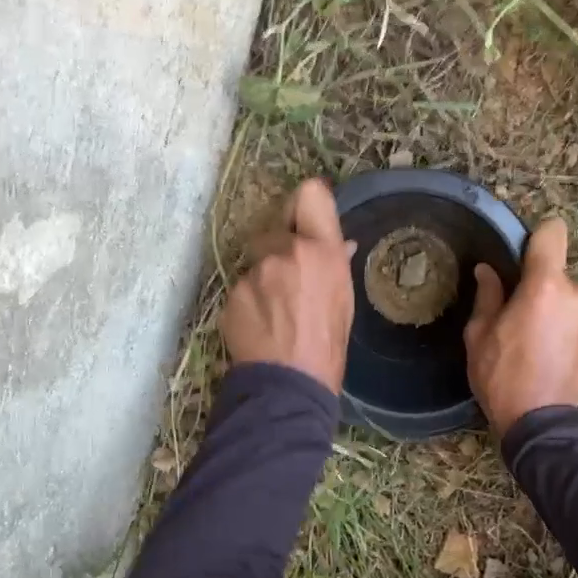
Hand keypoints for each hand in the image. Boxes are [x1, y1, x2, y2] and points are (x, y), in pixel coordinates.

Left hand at [222, 179, 355, 392]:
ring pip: (256, 261)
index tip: (303, 219)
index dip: (305, 204)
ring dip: (263, 277)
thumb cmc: (328, 344)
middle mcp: (287, 251)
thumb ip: (334, 265)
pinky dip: (248, 301)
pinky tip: (260, 325)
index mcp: (323, 250)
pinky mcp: (233, 292)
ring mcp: (256, 271)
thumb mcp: (344, 301)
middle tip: (289, 282)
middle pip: (277, 229)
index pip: (310, 194)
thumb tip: (338, 246)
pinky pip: (241, 287)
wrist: (290, 383)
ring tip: (276, 312)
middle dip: (280, 249)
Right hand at [463, 219, 577, 435]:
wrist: (540, 423)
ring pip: (562, 293)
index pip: (552, 232)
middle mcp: (575, 293)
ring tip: (523, 334)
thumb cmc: (503, 378)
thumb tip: (488, 272)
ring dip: (545, 304)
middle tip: (510, 311)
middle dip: (534, 282)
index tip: (515, 257)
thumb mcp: (480, 336)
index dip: (533, 237)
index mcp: (545, 285)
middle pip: (554, 268)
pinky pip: (569, 313)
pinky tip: (537, 346)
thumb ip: (487, 297)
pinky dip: (555, 320)